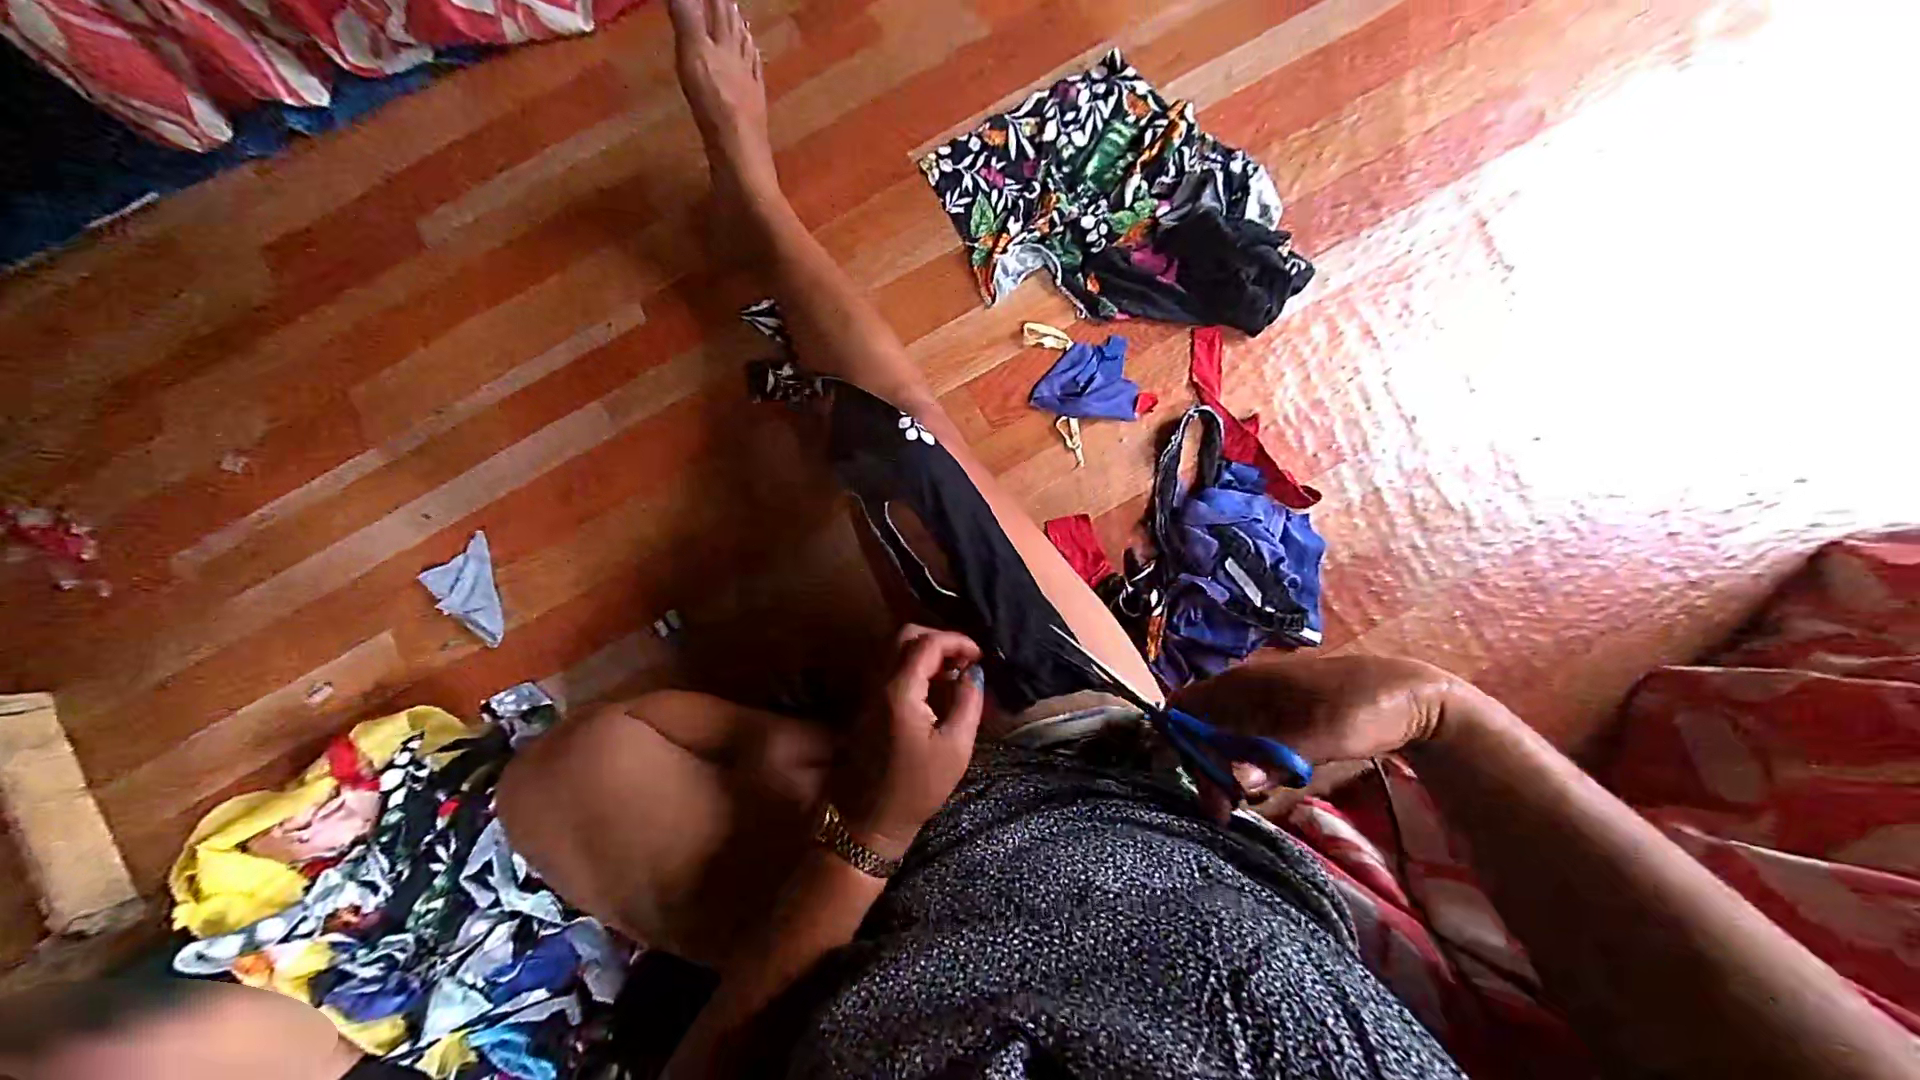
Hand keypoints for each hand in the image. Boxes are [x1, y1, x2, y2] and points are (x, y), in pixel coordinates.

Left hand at [831, 625, 985, 858]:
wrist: (871, 820)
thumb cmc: (917, 788)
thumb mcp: (956, 747)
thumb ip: (968, 702)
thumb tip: (974, 672)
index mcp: (900, 691)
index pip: (927, 643)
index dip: (957, 641)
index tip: (979, 656)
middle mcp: (879, 683)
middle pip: (906, 636)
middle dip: (940, 639)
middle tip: (965, 660)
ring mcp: (870, 692)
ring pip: (896, 650)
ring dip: (927, 651)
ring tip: (954, 673)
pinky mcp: (869, 704)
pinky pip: (891, 668)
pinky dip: (915, 666)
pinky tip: (936, 688)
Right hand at [1171, 654, 1479, 820]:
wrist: (1410, 696)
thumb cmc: (1362, 708)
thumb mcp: (1322, 735)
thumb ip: (1277, 757)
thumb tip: (1239, 785)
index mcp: (1242, 684)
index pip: (1185, 706)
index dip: (1178, 738)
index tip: (1194, 781)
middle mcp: (1242, 690)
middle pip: (1200, 726)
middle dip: (1202, 765)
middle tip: (1220, 809)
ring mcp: (1259, 704)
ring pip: (1221, 736)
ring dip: (1221, 769)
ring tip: (1236, 804)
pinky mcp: (1277, 719)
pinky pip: (1243, 741)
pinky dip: (1241, 765)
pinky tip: (1257, 786)